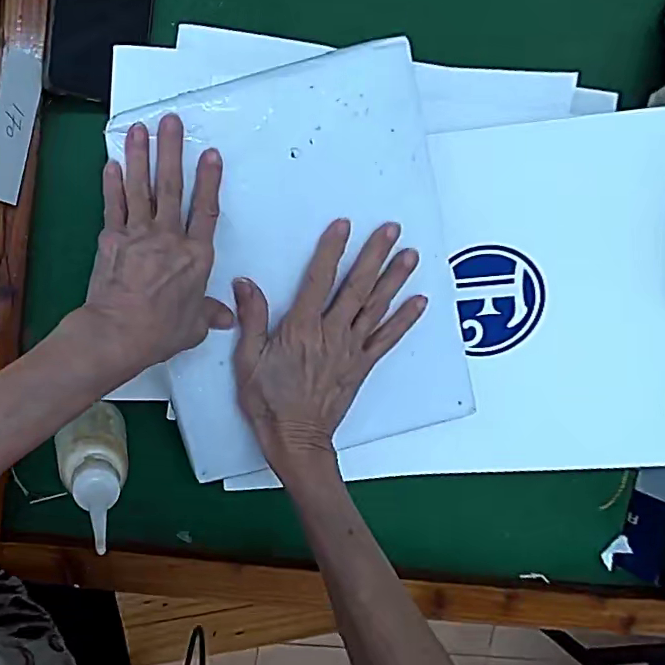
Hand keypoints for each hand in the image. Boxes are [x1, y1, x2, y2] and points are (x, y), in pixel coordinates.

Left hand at [73, 113, 232, 378]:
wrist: (117, 333)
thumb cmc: (159, 332)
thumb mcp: (193, 326)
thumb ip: (208, 313)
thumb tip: (225, 316)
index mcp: (195, 256)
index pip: (206, 210)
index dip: (209, 180)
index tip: (209, 154)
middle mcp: (168, 238)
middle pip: (172, 187)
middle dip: (171, 151)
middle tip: (170, 122)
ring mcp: (138, 235)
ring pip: (141, 188)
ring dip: (140, 156)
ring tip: (139, 130)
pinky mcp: (112, 239)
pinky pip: (113, 206)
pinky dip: (112, 185)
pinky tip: (111, 164)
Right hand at [232, 219, 427, 475]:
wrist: (295, 438)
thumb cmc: (267, 401)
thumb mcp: (247, 358)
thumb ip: (251, 318)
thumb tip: (246, 283)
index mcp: (301, 329)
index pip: (319, 280)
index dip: (331, 250)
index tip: (343, 226)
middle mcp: (331, 334)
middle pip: (357, 287)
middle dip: (374, 255)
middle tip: (390, 229)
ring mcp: (350, 350)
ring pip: (376, 307)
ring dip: (394, 279)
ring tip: (409, 254)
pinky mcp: (361, 366)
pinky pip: (387, 339)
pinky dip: (404, 320)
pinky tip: (418, 302)